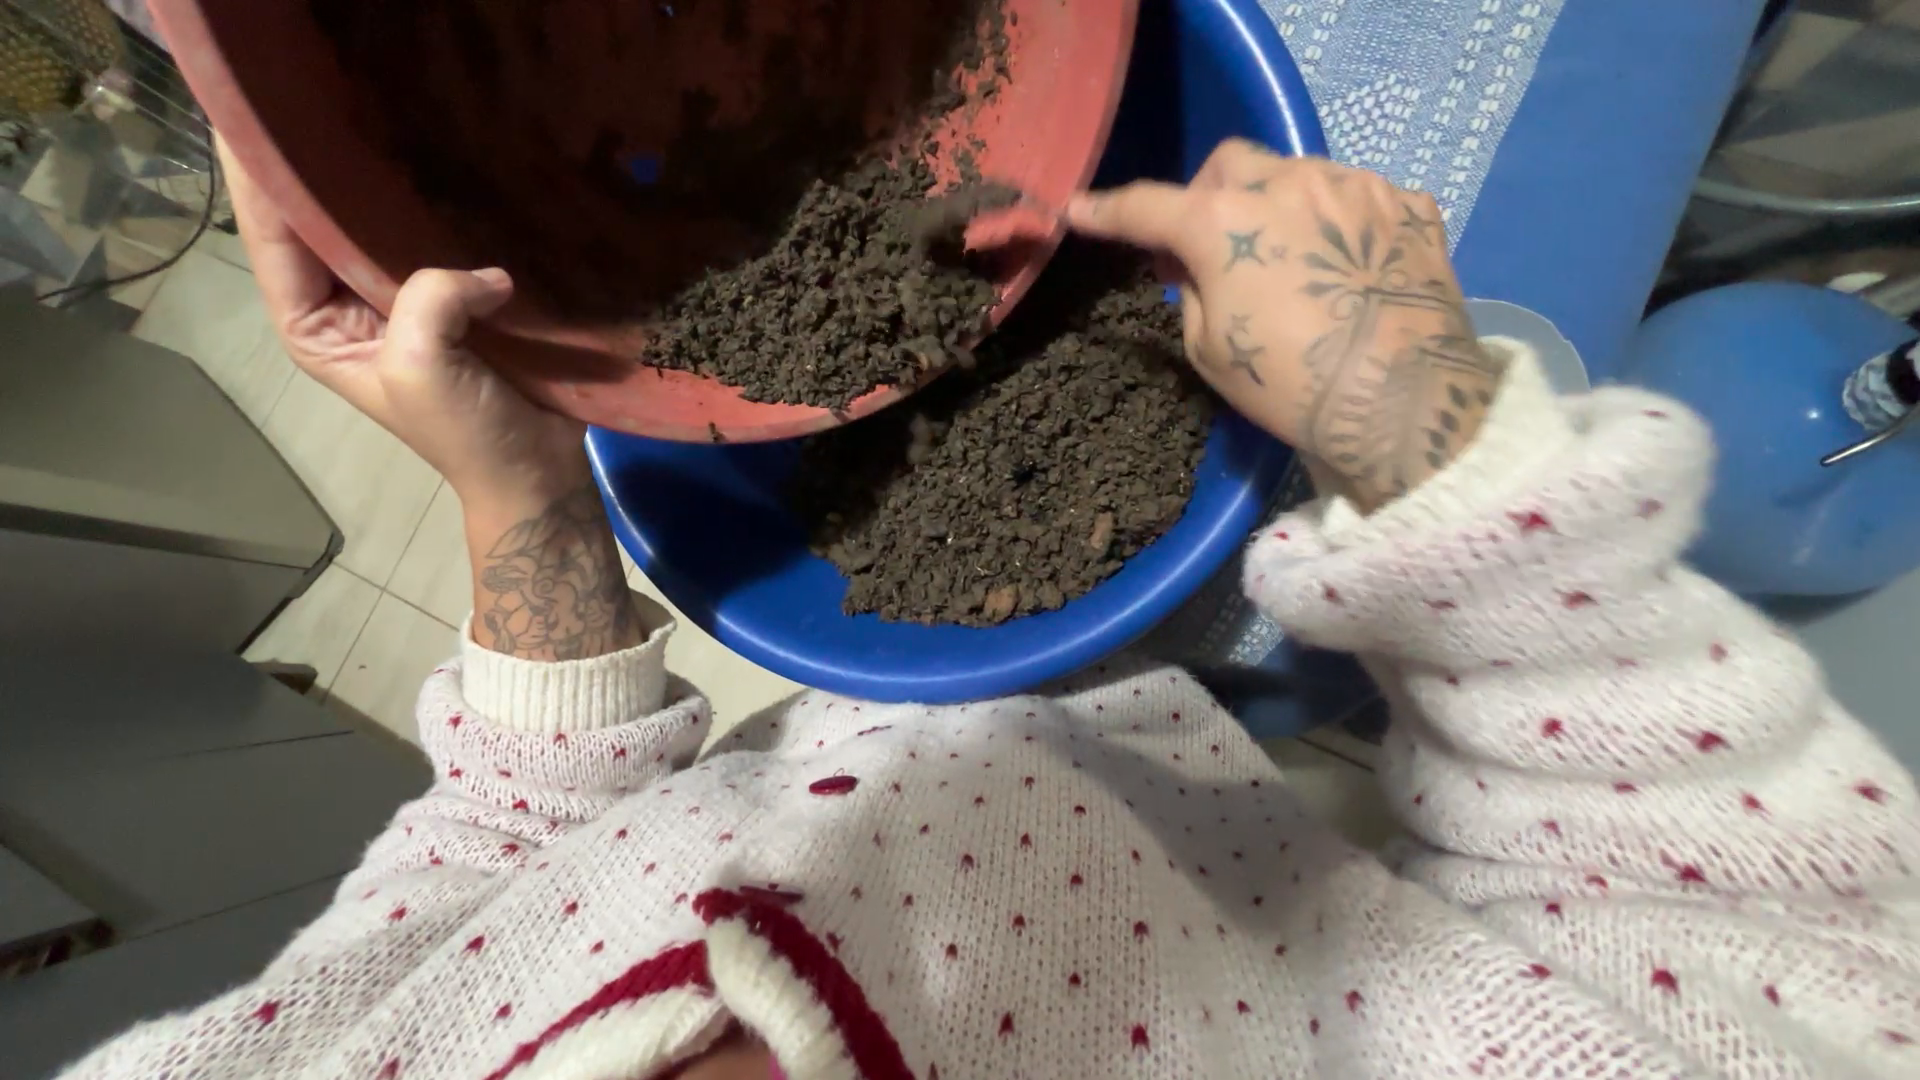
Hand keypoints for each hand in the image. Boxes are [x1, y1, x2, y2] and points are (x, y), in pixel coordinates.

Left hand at [216, 137, 588, 514]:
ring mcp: (412, 306)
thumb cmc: (466, 433)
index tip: (265, 104)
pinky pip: (452, 255)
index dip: (262, 172)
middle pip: (329, 225)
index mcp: (315, 324)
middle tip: (345, 100)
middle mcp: (353, 306)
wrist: (538, 472)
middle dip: (333, 171)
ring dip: (400, 196)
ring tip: (405, 131)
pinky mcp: (466, 309)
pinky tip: (466, 187)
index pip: (274, 235)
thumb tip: (490, 271)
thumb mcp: (422, 365)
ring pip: (392, 235)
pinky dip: (458, 228)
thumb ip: (430, 298)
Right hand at [1066, 140, 1503, 510]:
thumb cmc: (1287, 385)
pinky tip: (1340, 268)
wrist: (1400, 403)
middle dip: (1206, 198)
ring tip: (1284, 262)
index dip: (1108, 211)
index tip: (1079, 210)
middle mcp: (1289, 183)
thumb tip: (1198, 264)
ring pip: (1294, 172)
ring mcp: (1356, 187)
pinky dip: (1330, 224)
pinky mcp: (1407, 204)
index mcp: (1224, 223)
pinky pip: (1351, 198)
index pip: (1148, 207)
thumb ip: (1192, 290)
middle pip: (1229, 165)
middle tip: (1207, 249)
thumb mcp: (1208, 349)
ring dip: (1272, 208)